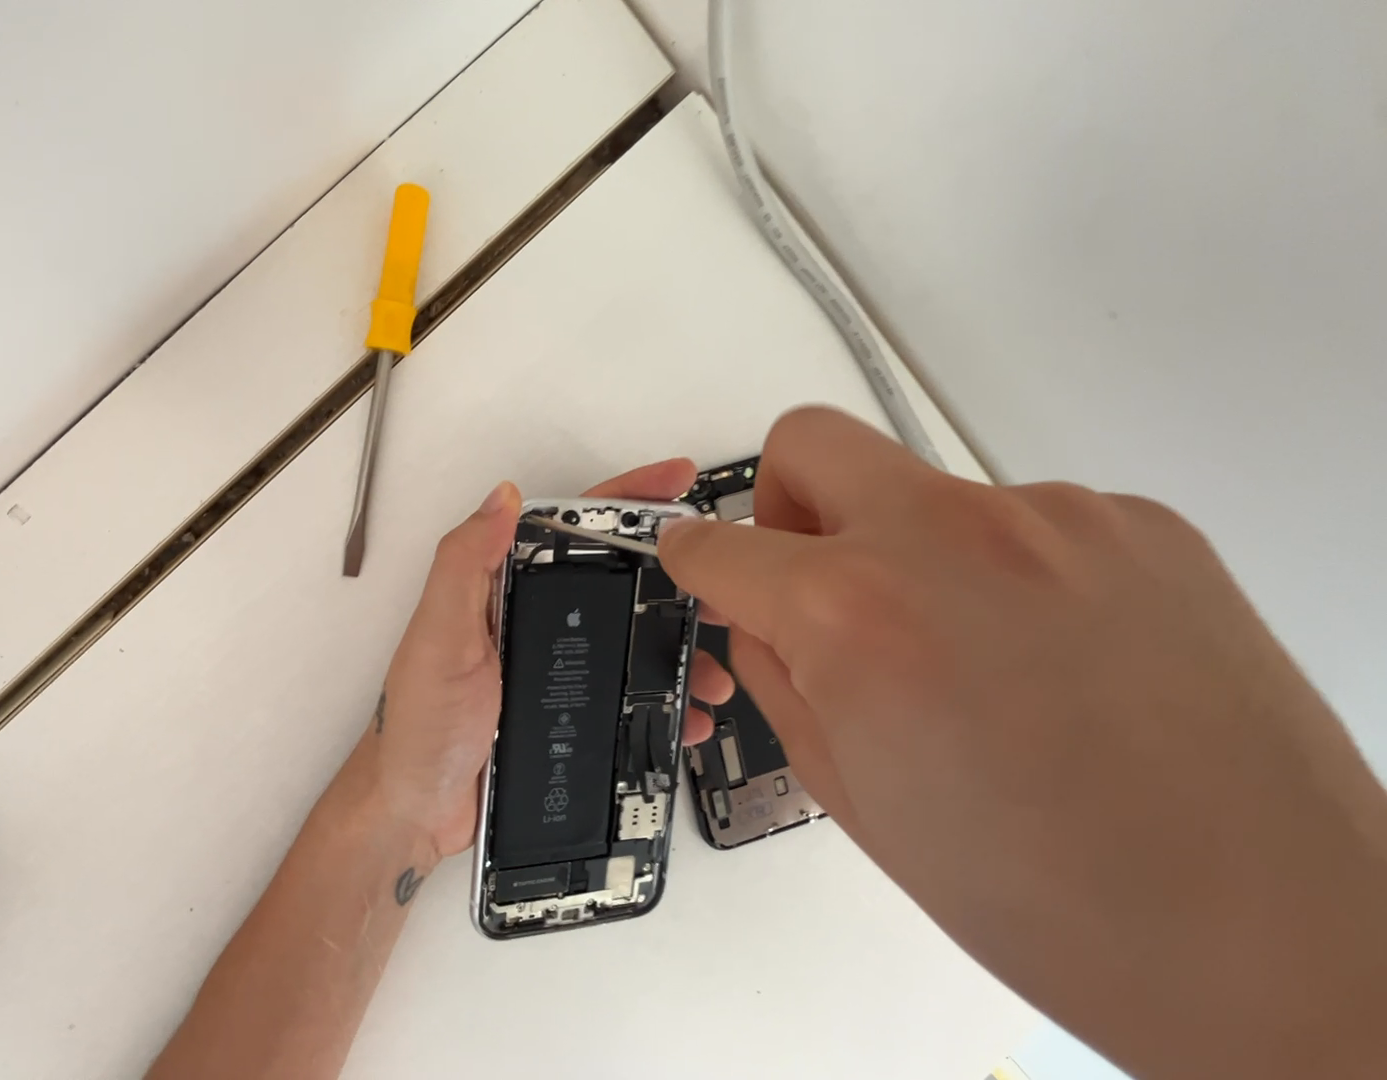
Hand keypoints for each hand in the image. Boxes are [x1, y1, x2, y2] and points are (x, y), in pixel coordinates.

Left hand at [372, 460, 734, 860]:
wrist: (419, 809)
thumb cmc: (420, 724)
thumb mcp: (439, 638)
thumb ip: (463, 566)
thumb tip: (502, 498)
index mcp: (501, 592)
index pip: (568, 532)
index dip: (622, 501)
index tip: (675, 482)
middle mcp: (531, 622)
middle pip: (613, 583)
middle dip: (672, 581)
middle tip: (722, 592)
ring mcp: (551, 668)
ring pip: (629, 640)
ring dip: (676, 649)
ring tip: (713, 670)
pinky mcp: (565, 711)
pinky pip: (625, 694)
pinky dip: (661, 701)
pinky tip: (685, 715)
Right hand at [658, 407, 1386, 1079]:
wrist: (1270, 939)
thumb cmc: (1034, 890)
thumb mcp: (842, 787)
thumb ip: (775, 671)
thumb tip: (751, 613)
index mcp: (854, 614)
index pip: (719, 543)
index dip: (691, 559)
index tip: (698, 568)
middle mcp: (947, 534)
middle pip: (808, 441)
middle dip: (780, 502)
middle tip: (813, 580)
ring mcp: (1055, 518)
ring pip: (920, 489)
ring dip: (903, 549)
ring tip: (961, 653)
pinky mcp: (1142, 525)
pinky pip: (1017, 519)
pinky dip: (995, 567)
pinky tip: (1043, 654)